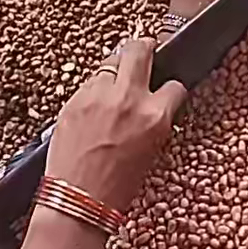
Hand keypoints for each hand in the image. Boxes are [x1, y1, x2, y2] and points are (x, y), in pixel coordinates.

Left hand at [44, 37, 186, 212]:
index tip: (166, 92)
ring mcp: (98, 96)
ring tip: (115, 83)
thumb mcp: (150, 152)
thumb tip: (153, 105)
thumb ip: (152, 121)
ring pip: (110, 61)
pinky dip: (95, 89)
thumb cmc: (116, 187)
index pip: (174, 86)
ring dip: (116, 70)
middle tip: (144, 52)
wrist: (78, 200)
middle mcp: (128, 99)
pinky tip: (95, 105)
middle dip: (144, 48)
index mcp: (154, 117)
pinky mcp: (73, 100)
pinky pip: (89, 82)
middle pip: (139, 49)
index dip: (171, 89)